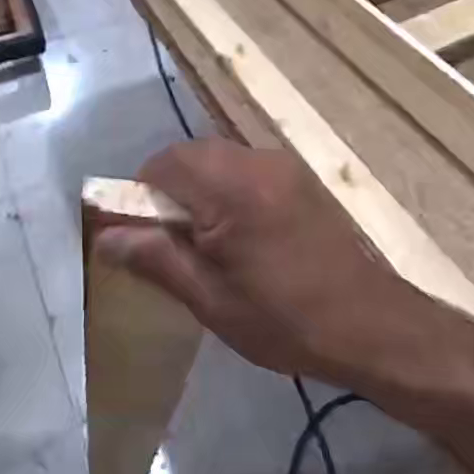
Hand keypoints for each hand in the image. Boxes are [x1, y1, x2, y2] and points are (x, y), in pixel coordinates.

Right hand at [92, 139, 439, 385]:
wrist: (367, 320)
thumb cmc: (284, 319)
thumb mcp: (211, 299)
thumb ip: (157, 258)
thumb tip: (106, 236)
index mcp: (233, 188)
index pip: (166, 161)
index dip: (141, 189)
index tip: (139, 230)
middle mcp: (258, 160)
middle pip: (193, 153)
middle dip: (170, 186)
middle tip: (170, 240)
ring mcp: (283, 164)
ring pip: (220, 156)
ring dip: (199, 185)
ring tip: (204, 241)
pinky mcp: (298, 174)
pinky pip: (246, 165)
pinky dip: (227, 185)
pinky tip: (238, 230)